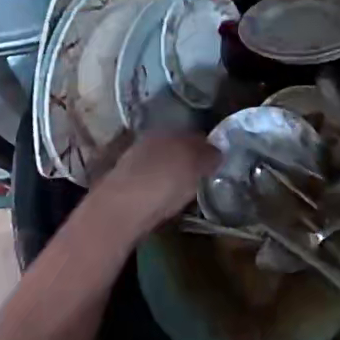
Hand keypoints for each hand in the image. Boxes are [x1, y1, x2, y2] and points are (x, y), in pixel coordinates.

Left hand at [80, 132, 219, 243]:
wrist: (121, 208)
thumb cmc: (164, 182)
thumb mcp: (195, 166)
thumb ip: (208, 156)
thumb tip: (217, 150)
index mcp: (167, 131)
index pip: (193, 135)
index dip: (207, 147)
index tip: (218, 163)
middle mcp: (148, 141)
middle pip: (175, 148)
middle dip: (188, 160)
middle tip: (204, 178)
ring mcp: (133, 161)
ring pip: (160, 164)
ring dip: (171, 174)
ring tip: (186, 192)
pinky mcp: (123, 184)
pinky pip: (150, 181)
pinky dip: (159, 188)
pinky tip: (165, 200)